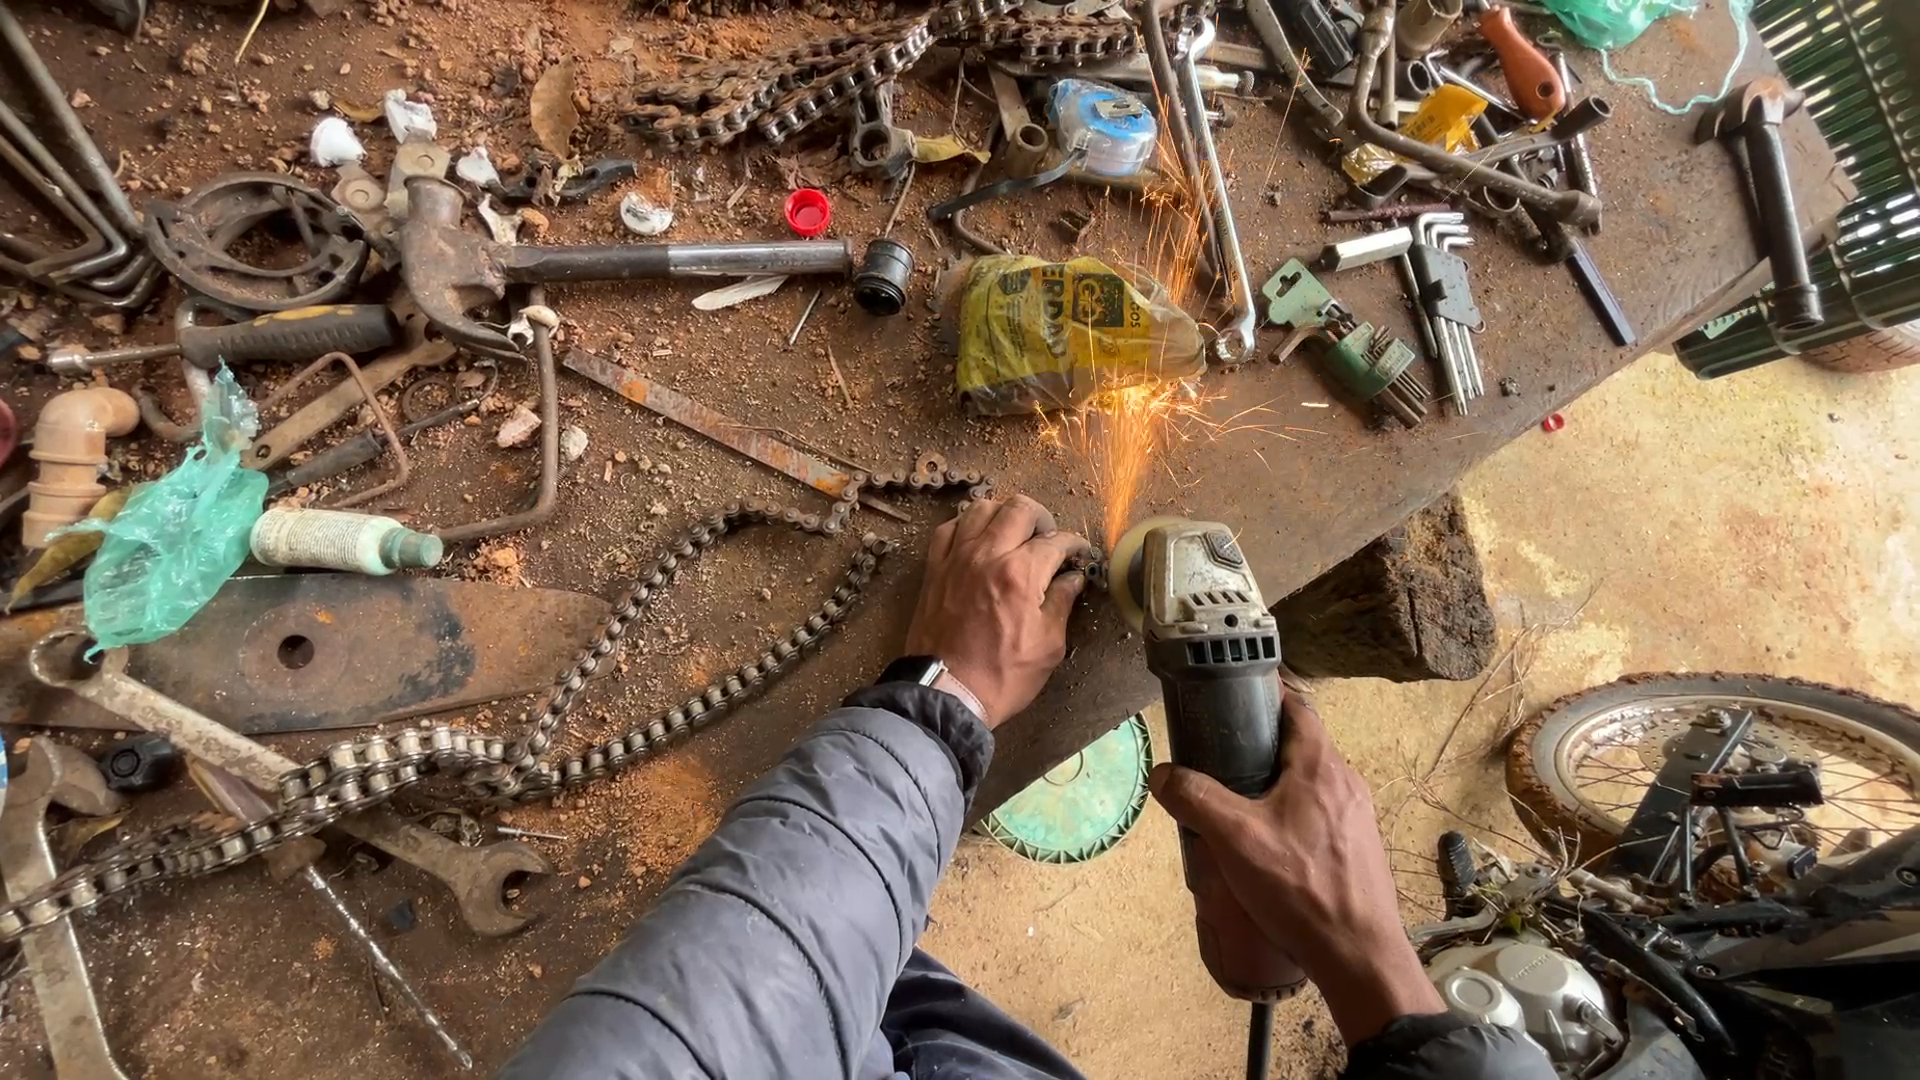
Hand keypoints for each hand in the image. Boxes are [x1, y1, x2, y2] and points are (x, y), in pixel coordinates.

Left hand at [903, 495, 1090, 728]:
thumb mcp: (1048, 646)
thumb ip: (1062, 602)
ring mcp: (956, 557)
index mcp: (1020, 573)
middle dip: (1042, 518)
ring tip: (1014, 535)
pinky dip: (967, 526)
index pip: (1056, 540)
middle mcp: (987, 554)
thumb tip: (1073, 578)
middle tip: (1048, 539)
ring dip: (1004, 515)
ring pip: (981, 508)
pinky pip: (949, 528)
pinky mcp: (934, 568)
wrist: (946, 692)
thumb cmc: (1001, 676)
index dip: (1074, 544)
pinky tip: (977, 541)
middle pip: (1020, 508)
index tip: (1079, 553)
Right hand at [1148, 691, 1442, 1044]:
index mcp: (1320, 767)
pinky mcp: (1359, 848)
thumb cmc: (1299, 887)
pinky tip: (1270, 839)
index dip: (1266, 693)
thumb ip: (1194, 798)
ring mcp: (1358, 817)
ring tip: (1239, 795)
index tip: (1233, 692)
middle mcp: (1345, 783)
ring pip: (1311, 779)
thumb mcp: (1233, 838)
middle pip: (1302, 742)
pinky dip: (1292, 808)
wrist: (1361, 959)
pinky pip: (1321, 810)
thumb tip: (1161, 775)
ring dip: (1277, 776)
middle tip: (1221, 749)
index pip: (1297, 707)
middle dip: (1263, 739)